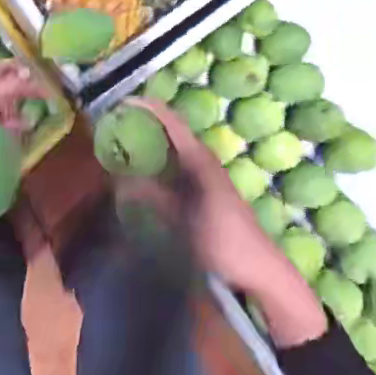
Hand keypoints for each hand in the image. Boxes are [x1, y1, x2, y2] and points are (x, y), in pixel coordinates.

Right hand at [130, 98, 327, 346]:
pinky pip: (178, 161)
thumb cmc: (223, 241)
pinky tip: (145, 170)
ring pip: (174, 145)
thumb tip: (119, 177)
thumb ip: (150, 195)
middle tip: (115, 123)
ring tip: (123, 142)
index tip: (120, 103)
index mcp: (198, 157)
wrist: (260, 272)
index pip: (170, 119)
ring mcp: (206, 172)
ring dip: (151, 140)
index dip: (146, 106)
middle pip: (171, 128)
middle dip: (144, 121)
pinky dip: (159, 157)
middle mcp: (203, 157)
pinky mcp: (207, 187)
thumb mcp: (182, 220)